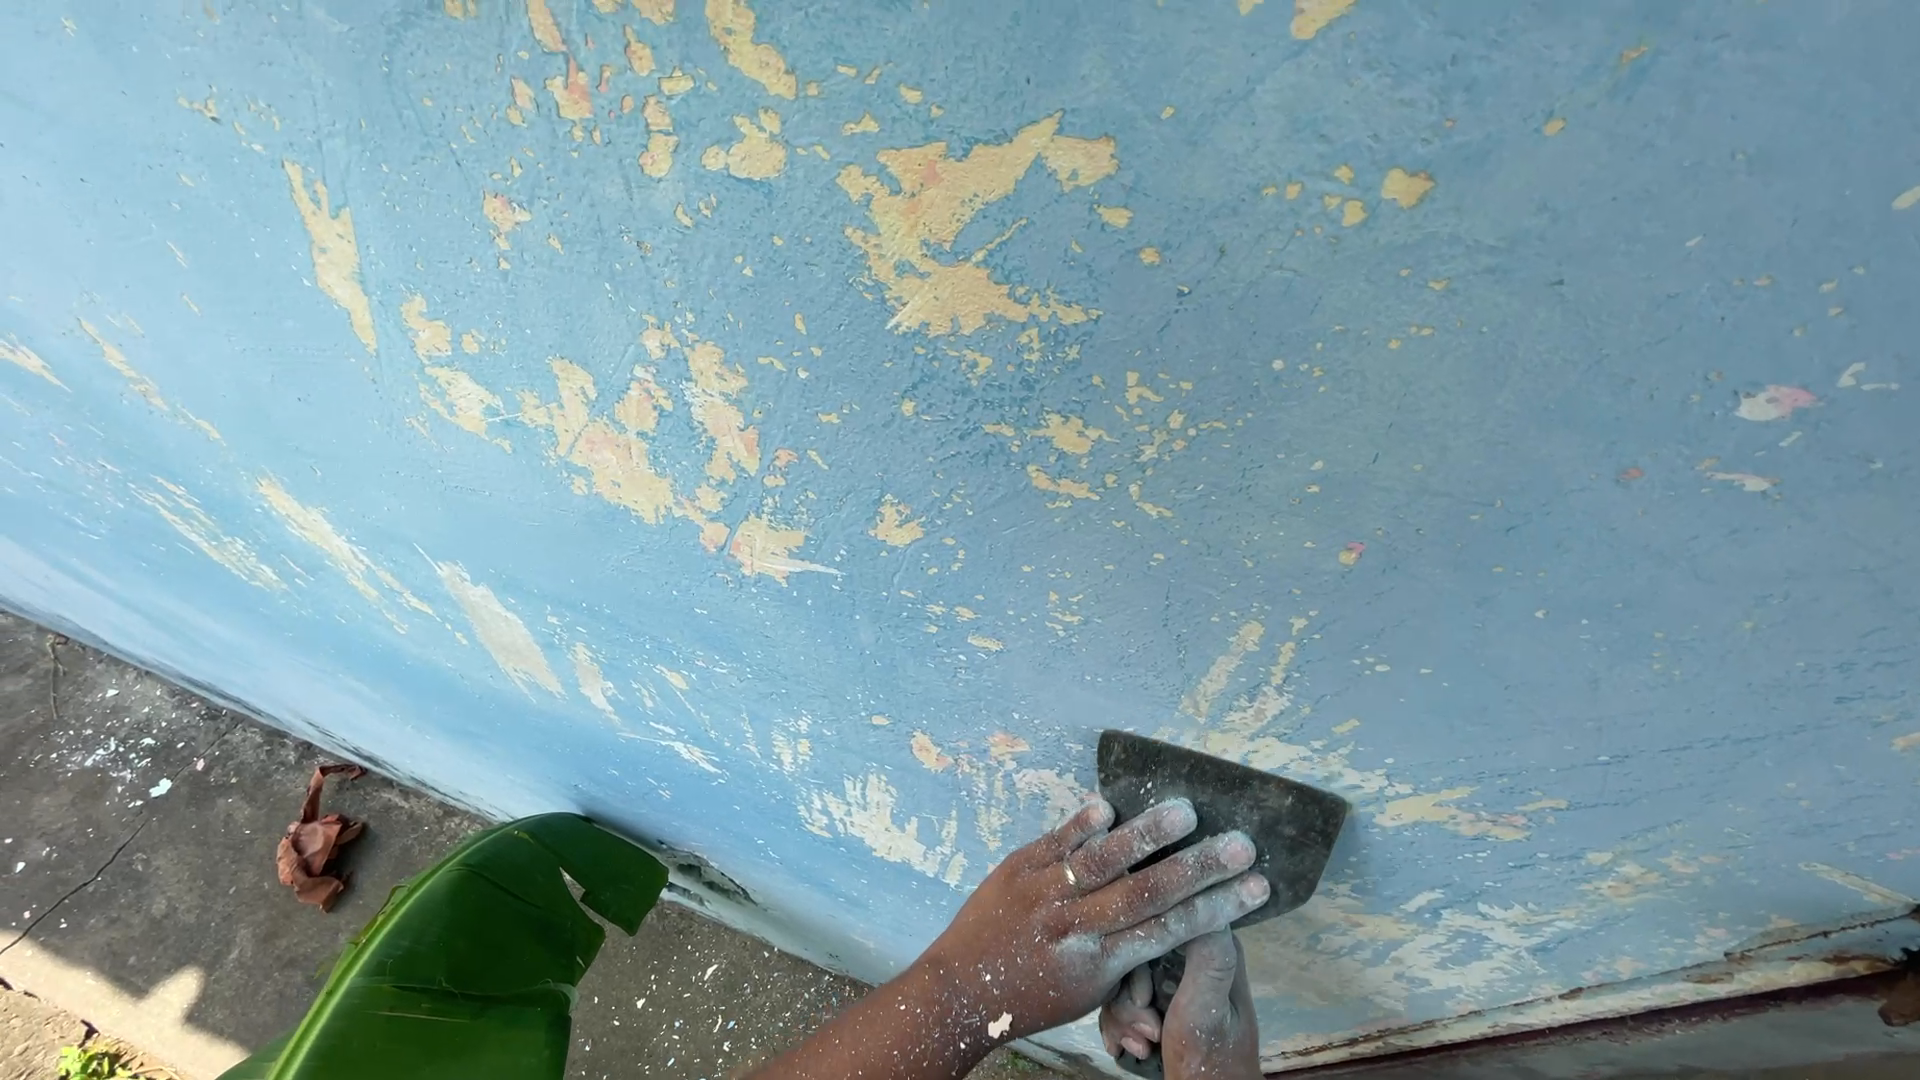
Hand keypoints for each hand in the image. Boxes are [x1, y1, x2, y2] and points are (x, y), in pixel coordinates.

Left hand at [909, 795, 1269, 1046]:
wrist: (960, 989)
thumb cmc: (1031, 995)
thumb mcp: (1089, 990)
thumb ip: (1125, 951)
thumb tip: (1166, 913)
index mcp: (1101, 962)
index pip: (1169, 930)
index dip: (1217, 908)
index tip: (1256, 885)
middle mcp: (1078, 927)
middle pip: (1148, 893)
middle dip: (1199, 868)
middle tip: (1241, 844)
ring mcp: (1046, 893)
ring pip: (1103, 861)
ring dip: (1146, 834)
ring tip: (1186, 810)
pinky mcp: (1019, 868)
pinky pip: (1054, 843)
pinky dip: (1080, 823)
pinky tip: (1108, 803)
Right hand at [1100, 930, 1259, 1079]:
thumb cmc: (1209, 1064)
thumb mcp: (1205, 1010)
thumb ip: (1206, 955)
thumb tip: (1198, 894)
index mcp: (1210, 943)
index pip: (1160, 914)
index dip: (1140, 950)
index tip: (1141, 995)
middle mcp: (1190, 953)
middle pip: (1136, 946)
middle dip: (1130, 995)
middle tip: (1146, 1029)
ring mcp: (1171, 976)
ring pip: (1123, 973)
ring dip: (1124, 1015)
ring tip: (1141, 1045)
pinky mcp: (1156, 997)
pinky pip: (1121, 995)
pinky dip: (1119, 1025)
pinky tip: (1127, 1047)